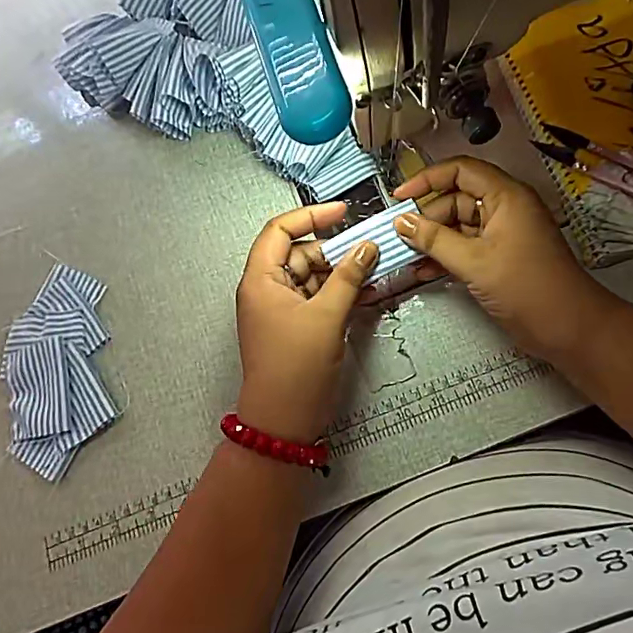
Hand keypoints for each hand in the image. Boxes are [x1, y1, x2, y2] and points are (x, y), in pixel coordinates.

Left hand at [235, 201, 378, 443]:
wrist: (284, 420)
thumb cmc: (294, 370)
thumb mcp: (326, 316)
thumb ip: (348, 277)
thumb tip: (366, 248)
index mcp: (260, 280)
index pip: (280, 230)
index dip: (311, 215)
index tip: (341, 211)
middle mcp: (267, 290)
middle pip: (301, 253)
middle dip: (335, 249)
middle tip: (368, 249)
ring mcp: (281, 309)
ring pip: (313, 276)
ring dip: (341, 273)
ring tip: (372, 271)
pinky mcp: (296, 326)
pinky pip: (318, 297)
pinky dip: (339, 293)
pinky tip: (364, 291)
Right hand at [391, 157, 621, 360]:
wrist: (568, 327)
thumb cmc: (531, 290)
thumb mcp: (474, 262)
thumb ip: (434, 240)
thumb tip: (404, 222)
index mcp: (506, 197)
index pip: (460, 170)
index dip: (427, 179)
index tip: (401, 196)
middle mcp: (506, 209)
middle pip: (456, 199)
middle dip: (427, 216)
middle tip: (400, 236)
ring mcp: (504, 234)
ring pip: (459, 225)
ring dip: (434, 240)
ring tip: (408, 256)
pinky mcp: (501, 256)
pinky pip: (467, 246)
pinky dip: (446, 256)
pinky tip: (425, 270)